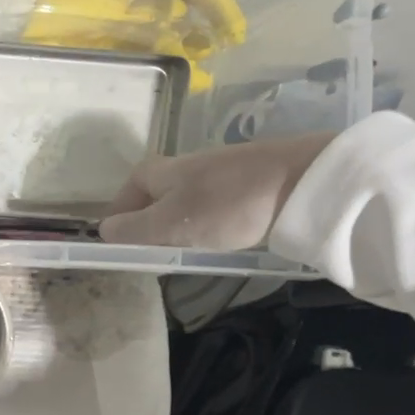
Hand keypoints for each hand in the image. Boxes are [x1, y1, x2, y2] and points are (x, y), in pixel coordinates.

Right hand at [99, 131, 338, 250]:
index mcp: (162, 171)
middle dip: (151, 222)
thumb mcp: (168, 226)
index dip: (120, 216)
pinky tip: (226, 235)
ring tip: (191, 247)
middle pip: (157, 195)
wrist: (309, 181)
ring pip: (187, 200)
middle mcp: (188, 164)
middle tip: (156, 250)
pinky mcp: (253, 179)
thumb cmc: (227, 205)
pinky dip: (213, 220)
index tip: (121, 243)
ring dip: (182, 223)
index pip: (127, 190)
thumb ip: (130, 231)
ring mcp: (223, 170)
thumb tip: (105, 231)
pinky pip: (218, 202)